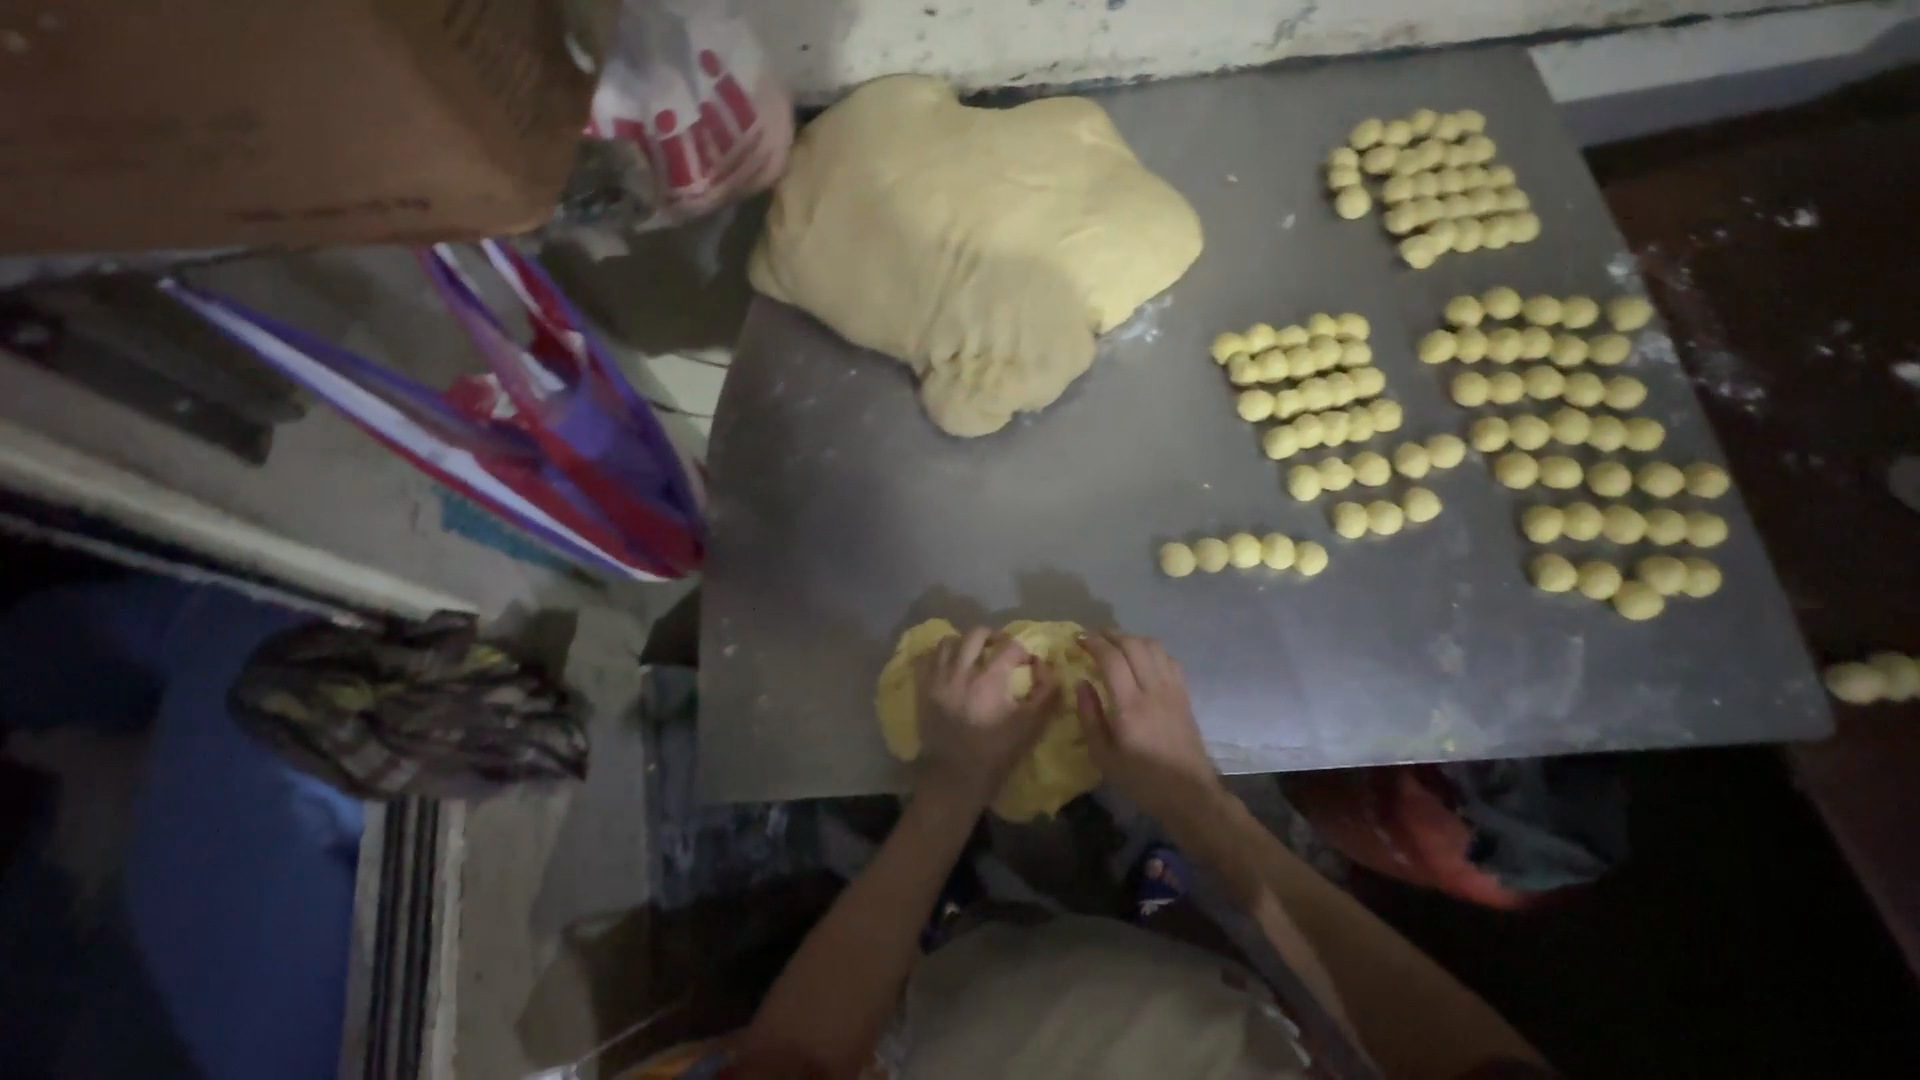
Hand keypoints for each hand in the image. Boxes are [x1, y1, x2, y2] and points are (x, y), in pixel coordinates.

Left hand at [914, 628, 1058, 805]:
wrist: (955, 777)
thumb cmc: (997, 752)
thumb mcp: (1032, 725)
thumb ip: (1046, 692)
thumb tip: (1044, 666)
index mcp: (990, 679)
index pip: (1010, 645)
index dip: (1022, 651)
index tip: (1026, 663)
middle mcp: (961, 671)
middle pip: (976, 633)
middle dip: (992, 637)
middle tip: (999, 650)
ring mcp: (937, 678)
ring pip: (948, 641)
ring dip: (964, 644)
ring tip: (972, 657)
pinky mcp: (921, 689)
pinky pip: (925, 658)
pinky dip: (938, 656)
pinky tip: (948, 667)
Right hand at [1076, 631, 1224, 825]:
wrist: (1189, 793)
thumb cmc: (1141, 779)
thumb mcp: (1104, 756)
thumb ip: (1089, 716)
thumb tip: (1081, 683)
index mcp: (1130, 706)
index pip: (1112, 659)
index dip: (1094, 643)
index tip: (1078, 639)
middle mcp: (1154, 690)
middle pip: (1134, 645)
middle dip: (1111, 635)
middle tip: (1093, 637)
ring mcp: (1173, 690)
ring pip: (1154, 647)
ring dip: (1132, 638)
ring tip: (1116, 643)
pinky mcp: (1184, 695)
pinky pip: (1169, 660)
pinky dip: (1152, 650)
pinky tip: (1142, 658)